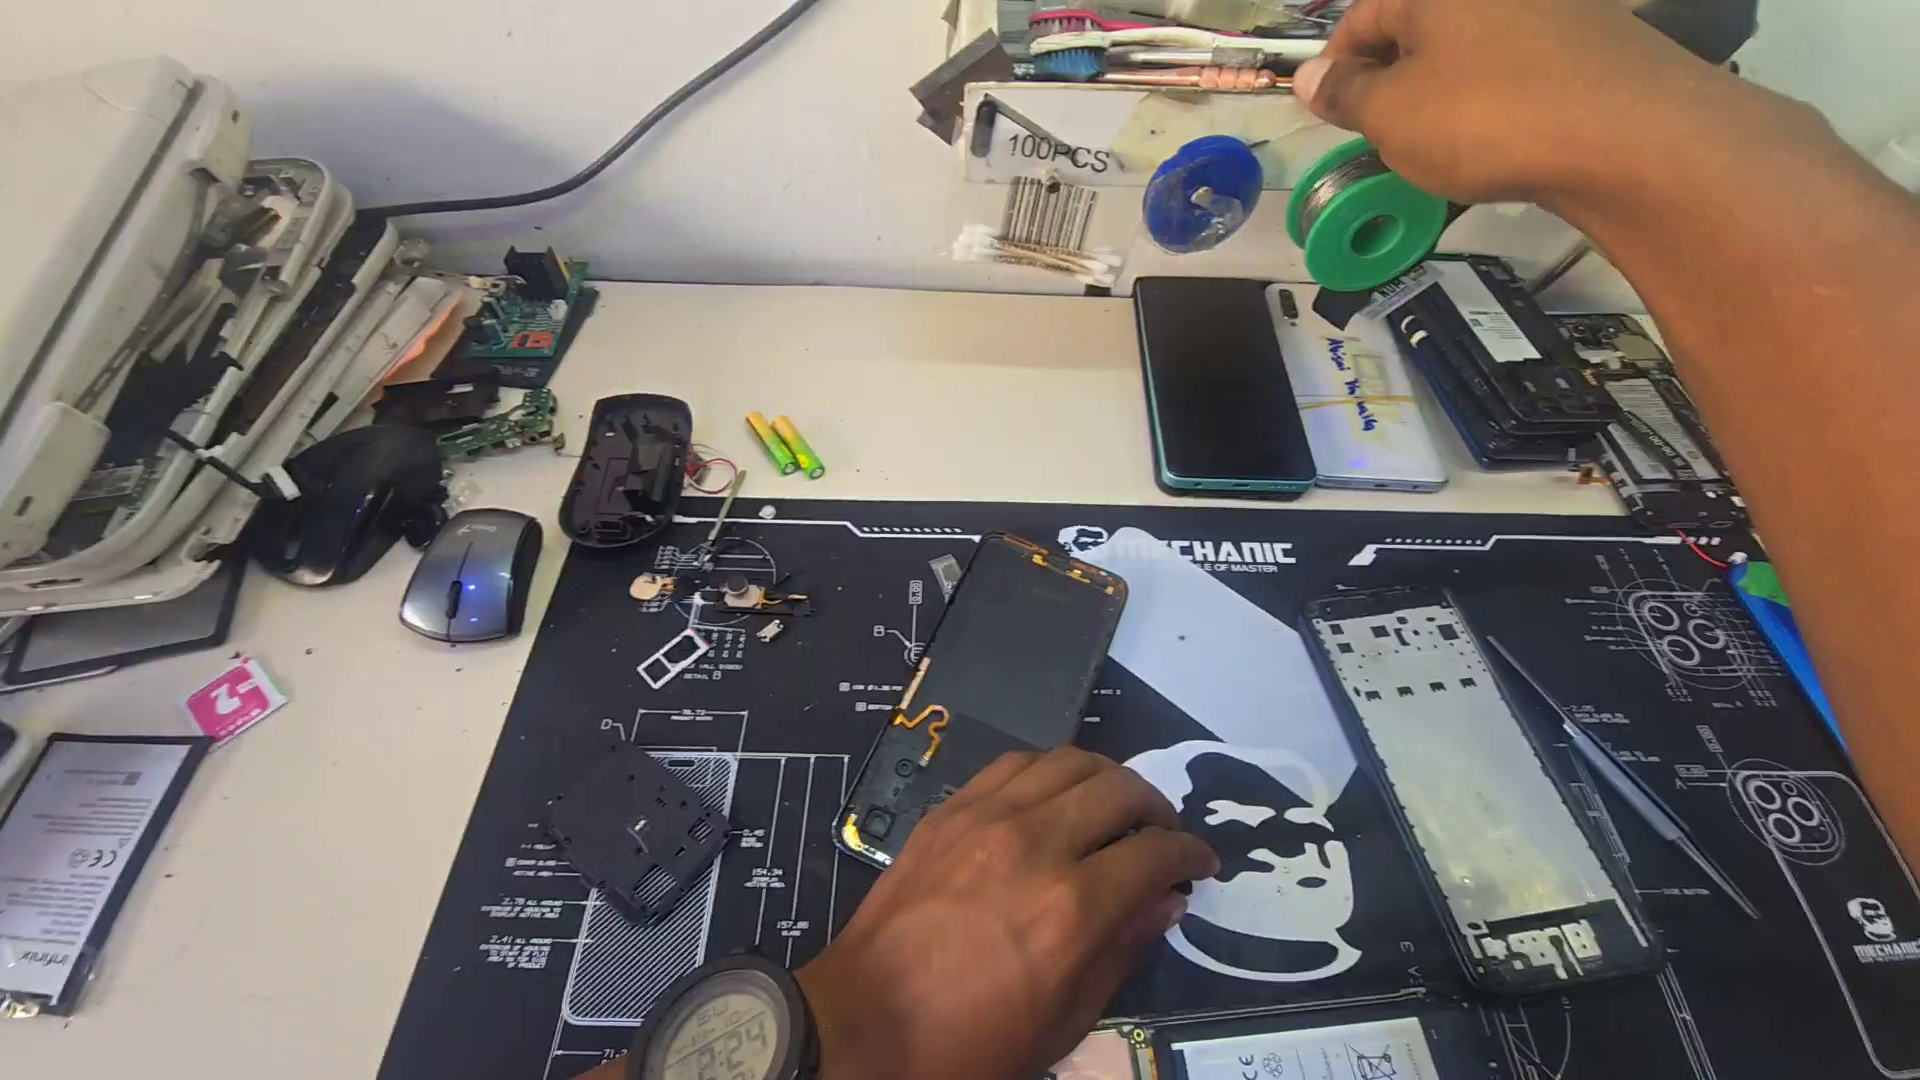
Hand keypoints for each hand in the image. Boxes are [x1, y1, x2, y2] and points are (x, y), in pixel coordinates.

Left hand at [797, 748, 1219, 1079]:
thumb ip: (1123, 948)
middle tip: (1161, 832)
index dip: (1189, 852)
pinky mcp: (951, 808)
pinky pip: (1014, 763)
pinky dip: (1050, 770)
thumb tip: (1166, 900)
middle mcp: (1035, 844)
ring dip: (1107, 777)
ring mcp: (987, 817)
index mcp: (1072, 907)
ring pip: (1069, 761)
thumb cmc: (972, 1039)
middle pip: (1119, 789)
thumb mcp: (1065, 1018)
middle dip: (1156, 806)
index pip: (1154, 851)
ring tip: (1115, 804)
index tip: (1199, 861)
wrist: (867, 1021)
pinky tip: (1055, 794)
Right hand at [1290, 0, 1744, 208]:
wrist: (1622, 133)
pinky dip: (1479, 98)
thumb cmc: (1482, 117)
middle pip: (1414, 29)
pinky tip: (1482, 138)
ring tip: (1426, 145)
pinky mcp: (1581, 38)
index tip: (1326, 114)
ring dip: (1431, 93)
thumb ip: (1343, 93)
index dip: (1334, 68)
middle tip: (1372, 136)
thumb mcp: (1390, 114)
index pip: (1362, 16)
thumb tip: (1308, 75)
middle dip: (1384, 81)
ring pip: (1460, 50)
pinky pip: (1506, 64)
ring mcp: (1544, 7)